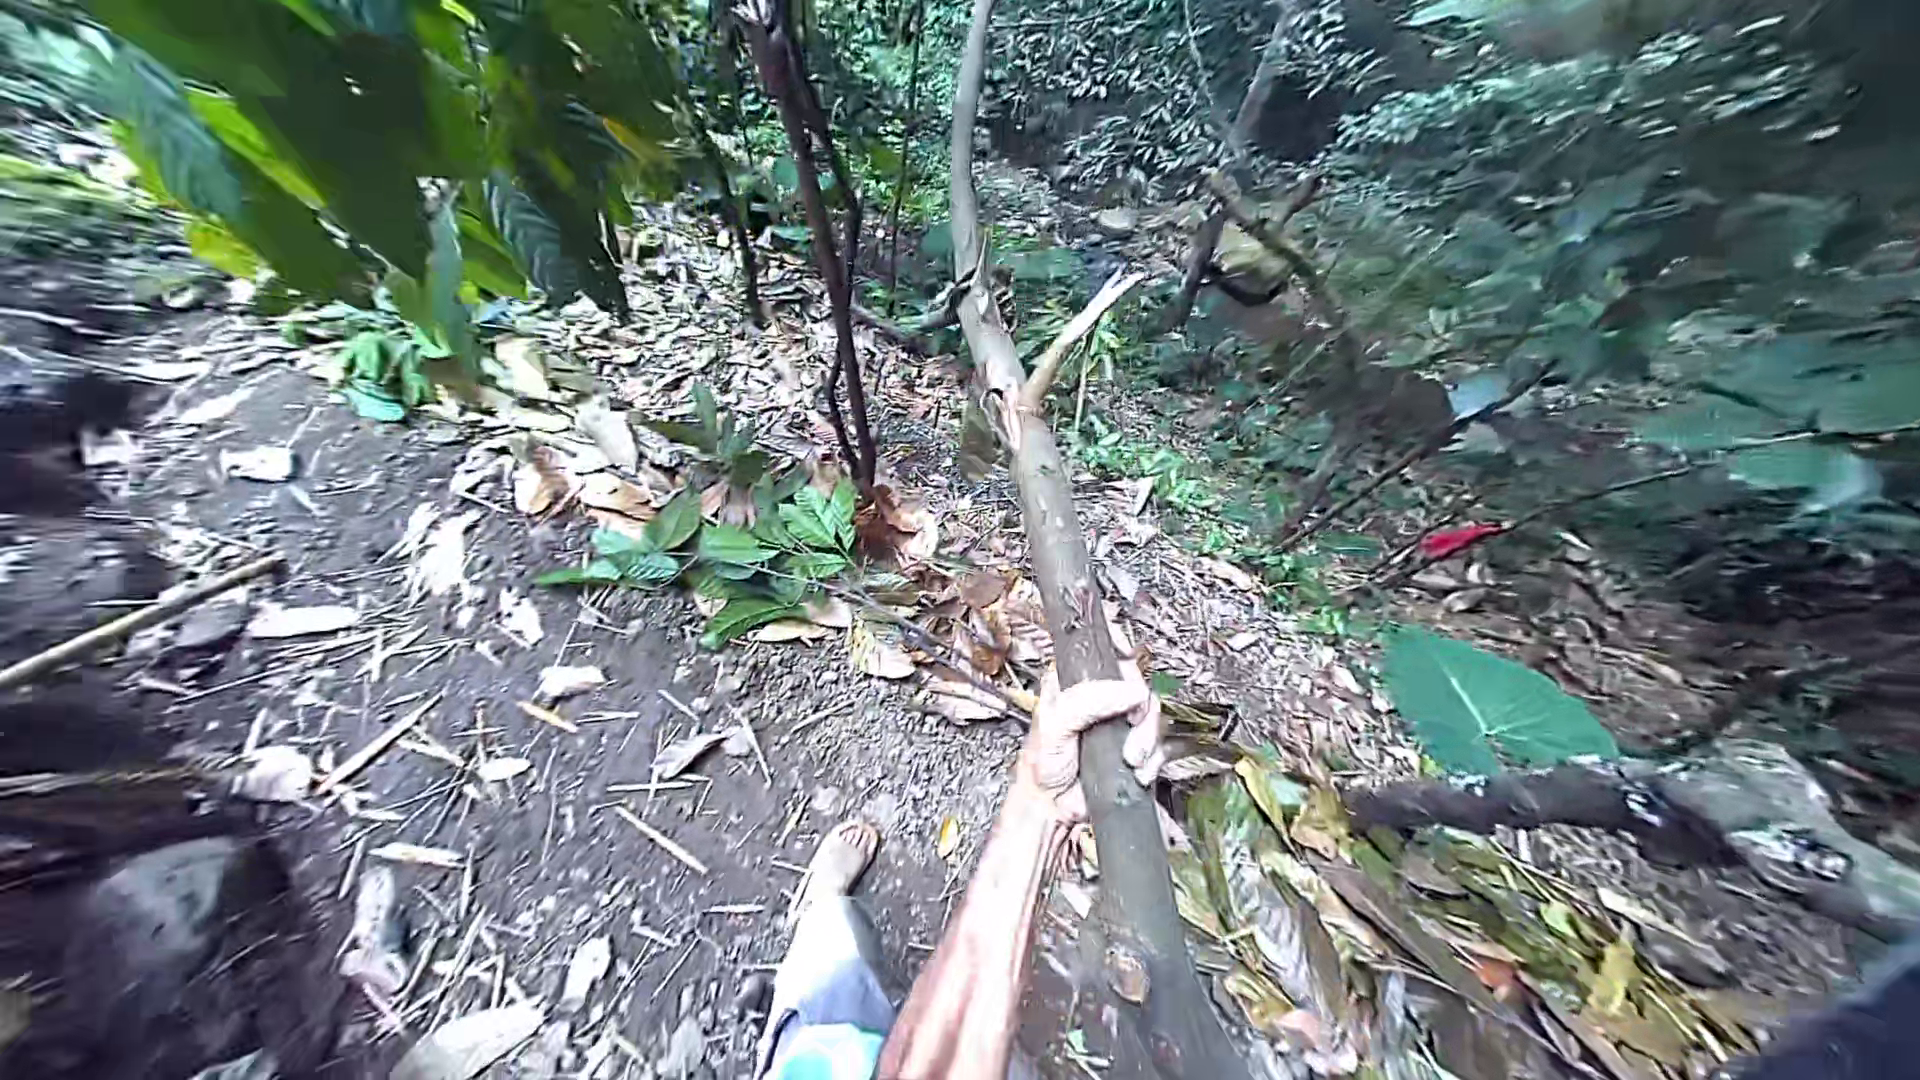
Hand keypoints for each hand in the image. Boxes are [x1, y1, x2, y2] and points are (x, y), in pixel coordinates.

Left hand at [1018, 658, 1165, 823]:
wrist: (1053, 806)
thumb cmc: (1043, 763)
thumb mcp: (1054, 724)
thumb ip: (1087, 701)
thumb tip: (1131, 691)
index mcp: (1074, 679)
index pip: (1103, 649)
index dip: (1121, 648)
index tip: (1129, 662)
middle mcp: (1098, 695)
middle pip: (1138, 683)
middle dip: (1141, 711)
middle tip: (1131, 728)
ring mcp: (1117, 720)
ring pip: (1152, 714)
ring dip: (1147, 740)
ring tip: (1130, 758)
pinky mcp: (1132, 745)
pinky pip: (1158, 744)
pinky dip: (1152, 759)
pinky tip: (1136, 770)